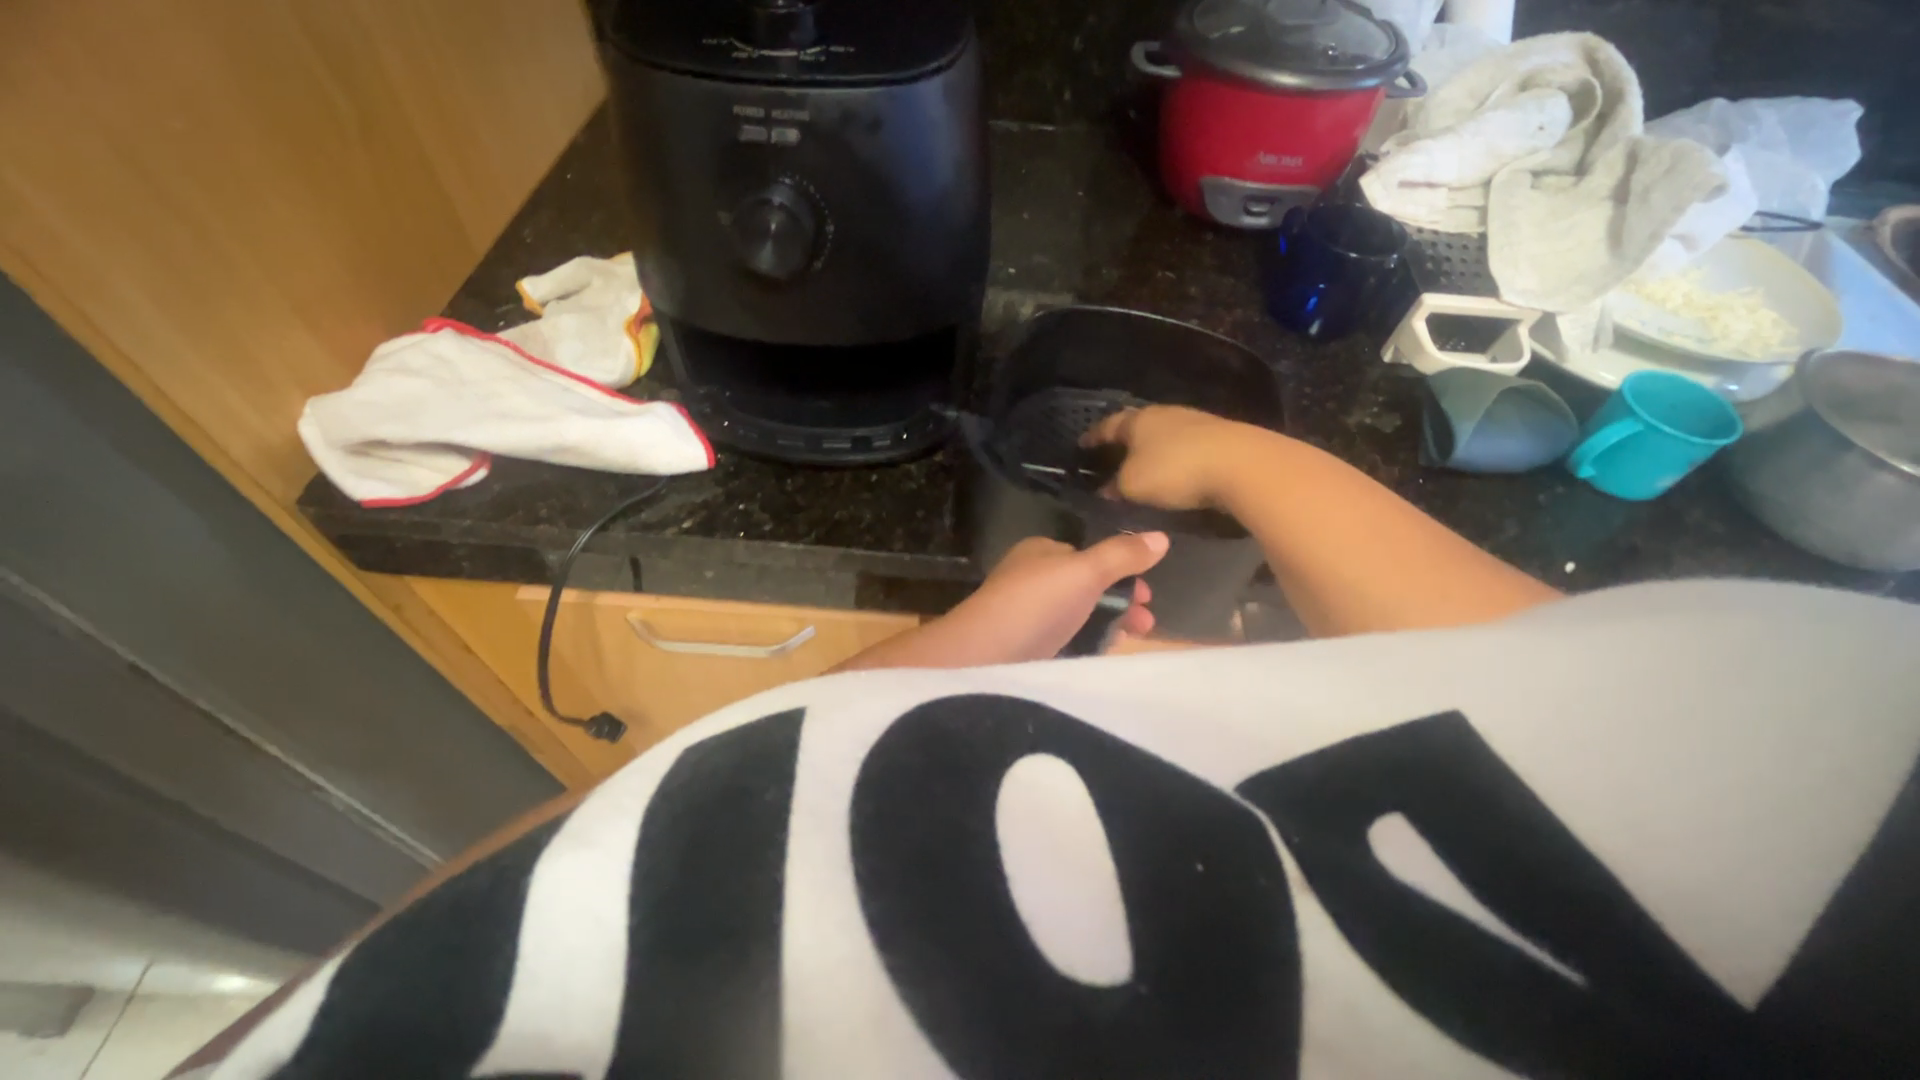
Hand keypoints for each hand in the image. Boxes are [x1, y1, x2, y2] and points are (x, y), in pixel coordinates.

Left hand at [834, 532, 1169, 670]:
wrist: (983, 656)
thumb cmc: (1035, 603)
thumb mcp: (1084, 571)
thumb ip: (1122, 555)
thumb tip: (1161, 537)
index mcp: (1042, 552)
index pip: (1089, 557)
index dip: (1123, 573)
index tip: (1148, 596)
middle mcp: (1032, 579)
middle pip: (1088, 588)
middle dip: (1122, 603)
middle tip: (1147, 624)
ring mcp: (1027, 615)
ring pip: (1078, 616)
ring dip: (1109, 625)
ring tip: (1132, 641)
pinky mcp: (1025, 648)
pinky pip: (1065, 642)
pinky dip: (1087, 645)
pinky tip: (1102, 656)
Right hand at [1081, 405, 1269, 511]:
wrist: (1241, 465)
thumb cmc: (1174, 470)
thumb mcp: (1133, 485)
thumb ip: (1115, 486)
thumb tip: (1106, 489)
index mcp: (1138, 420)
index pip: (1107, 426)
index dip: (1093, 437)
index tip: (1082, 445)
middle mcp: (1165, 414)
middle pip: (1138, 426)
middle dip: (1124, 441)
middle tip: (1112, 457)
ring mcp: (1195, 422)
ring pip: (1164, 435)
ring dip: (1152, 450)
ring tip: (1143, 466)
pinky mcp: (1219, 437)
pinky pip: (1186, 446)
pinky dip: (1175, 457)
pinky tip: (1174, 471)